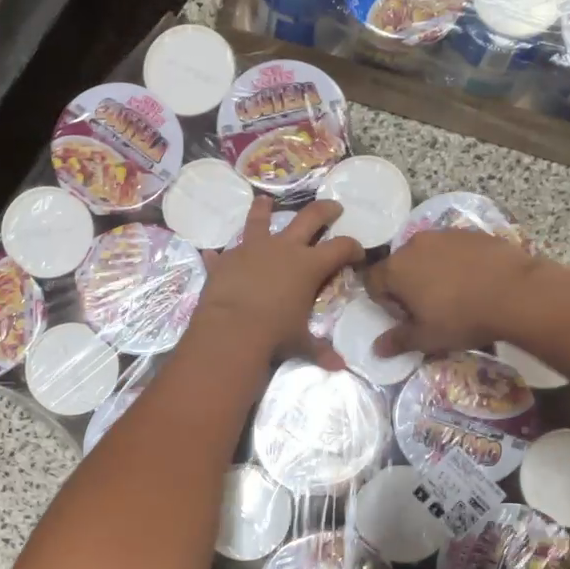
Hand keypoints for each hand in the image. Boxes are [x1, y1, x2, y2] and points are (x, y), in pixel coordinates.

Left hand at [194, 196, 363, 369]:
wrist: (231, 329)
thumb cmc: (274, 334)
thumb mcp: (300, 342)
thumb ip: (319, 350)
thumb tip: (339, 368)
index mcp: (309, 265)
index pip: (341, 248)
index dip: (353, 248)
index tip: (358, 253)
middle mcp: (284, 248)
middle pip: (310, 218)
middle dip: (325, 210)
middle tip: (333, 207)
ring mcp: (252, 249)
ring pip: (261, 219)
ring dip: (263, 209)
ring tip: (264, 201)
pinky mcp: (226, 259)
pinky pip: (221, 253)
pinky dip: (218, 254)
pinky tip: (211, 252)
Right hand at [364, 229, 547, 355]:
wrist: (516, 293)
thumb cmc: (462, 318)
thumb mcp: (427, 337)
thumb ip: (398, 341)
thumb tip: (376, 349)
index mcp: (396, 268)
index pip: (372, 282)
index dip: (384, 302)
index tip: (406, 317)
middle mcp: (414, 244)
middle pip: (399, 266)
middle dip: (407, 286)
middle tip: (429, 309)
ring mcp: (444, 235)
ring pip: (426, 255)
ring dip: (431, 272)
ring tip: (454, 294)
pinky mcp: (470, 232)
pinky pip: (452, 249)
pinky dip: (455, 263)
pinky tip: (474, 281)